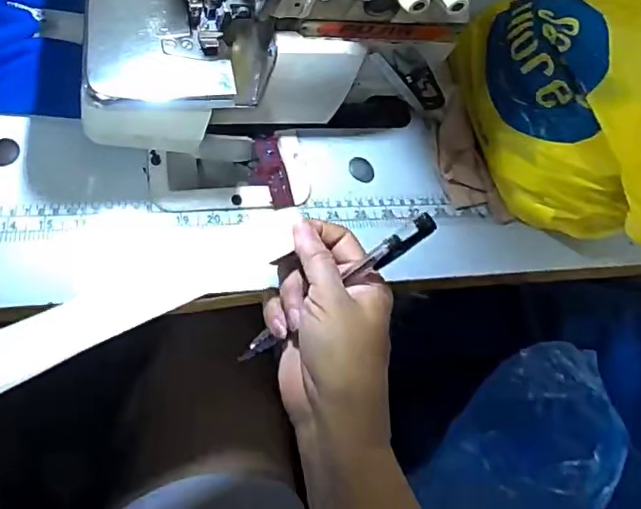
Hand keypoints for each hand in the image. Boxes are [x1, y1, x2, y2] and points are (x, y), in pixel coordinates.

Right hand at [262, 218, 393, 449]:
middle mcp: (341, 290)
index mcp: (362, 280)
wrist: (329, 416)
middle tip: (299, 294)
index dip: (316, 233)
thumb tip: (300, 224)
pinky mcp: (296, 325)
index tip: (292, 232)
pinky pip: (277, 302)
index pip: (339, 239)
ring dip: (287, 299)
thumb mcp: (331, 300)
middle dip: (297, 275)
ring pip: (289, 278)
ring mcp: (317, 309)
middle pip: (308, 257)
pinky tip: (284, 333)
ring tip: (296, 323)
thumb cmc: (342, 354)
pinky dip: (277, 315)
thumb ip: (314, 258)